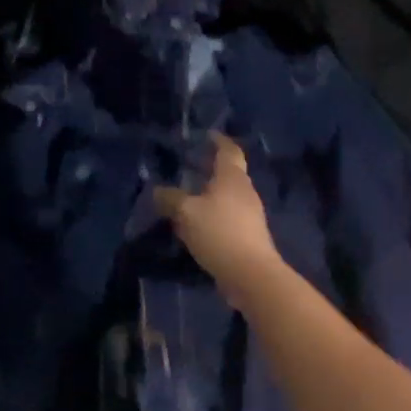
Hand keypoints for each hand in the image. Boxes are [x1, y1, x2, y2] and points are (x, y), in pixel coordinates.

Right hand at [154, 133, 285, 299]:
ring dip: (209, 193)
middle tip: (188, 165)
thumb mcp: (186, 212)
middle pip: (229, 173)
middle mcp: (244, 192)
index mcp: (232, 179)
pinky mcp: (249, 237)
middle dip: (209, 168)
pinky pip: (227, 217)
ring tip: (186, 195)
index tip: (207, 134)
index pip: (228, 151)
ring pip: (227, 196)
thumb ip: (170, 198)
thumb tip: (158, 191)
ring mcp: (250, 216)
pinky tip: (195, 224)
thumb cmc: (220, 232)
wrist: (252, 276)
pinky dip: (212, 214)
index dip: (218, 140)